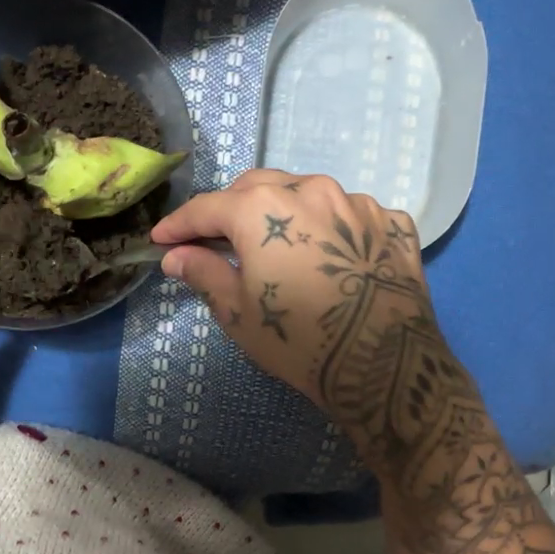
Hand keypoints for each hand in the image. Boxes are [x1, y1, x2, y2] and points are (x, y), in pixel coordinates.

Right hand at [150, 170, 449, 462]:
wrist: (384, 364)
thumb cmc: (298, 341)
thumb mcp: (238, 313)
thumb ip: (205, 273)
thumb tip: (176, 256)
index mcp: (262, 208)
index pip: (208, 207)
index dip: (179, 224)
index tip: (161, 239)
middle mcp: (311, 189)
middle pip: (257, 188)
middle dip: (230, 210)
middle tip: (217, 242)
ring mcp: (357, 203)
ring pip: (306, 195)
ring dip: (283, 215)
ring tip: (277, 248)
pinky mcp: (393, 223)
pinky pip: (348, 216)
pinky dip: (329, 229)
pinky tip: (327, 259)